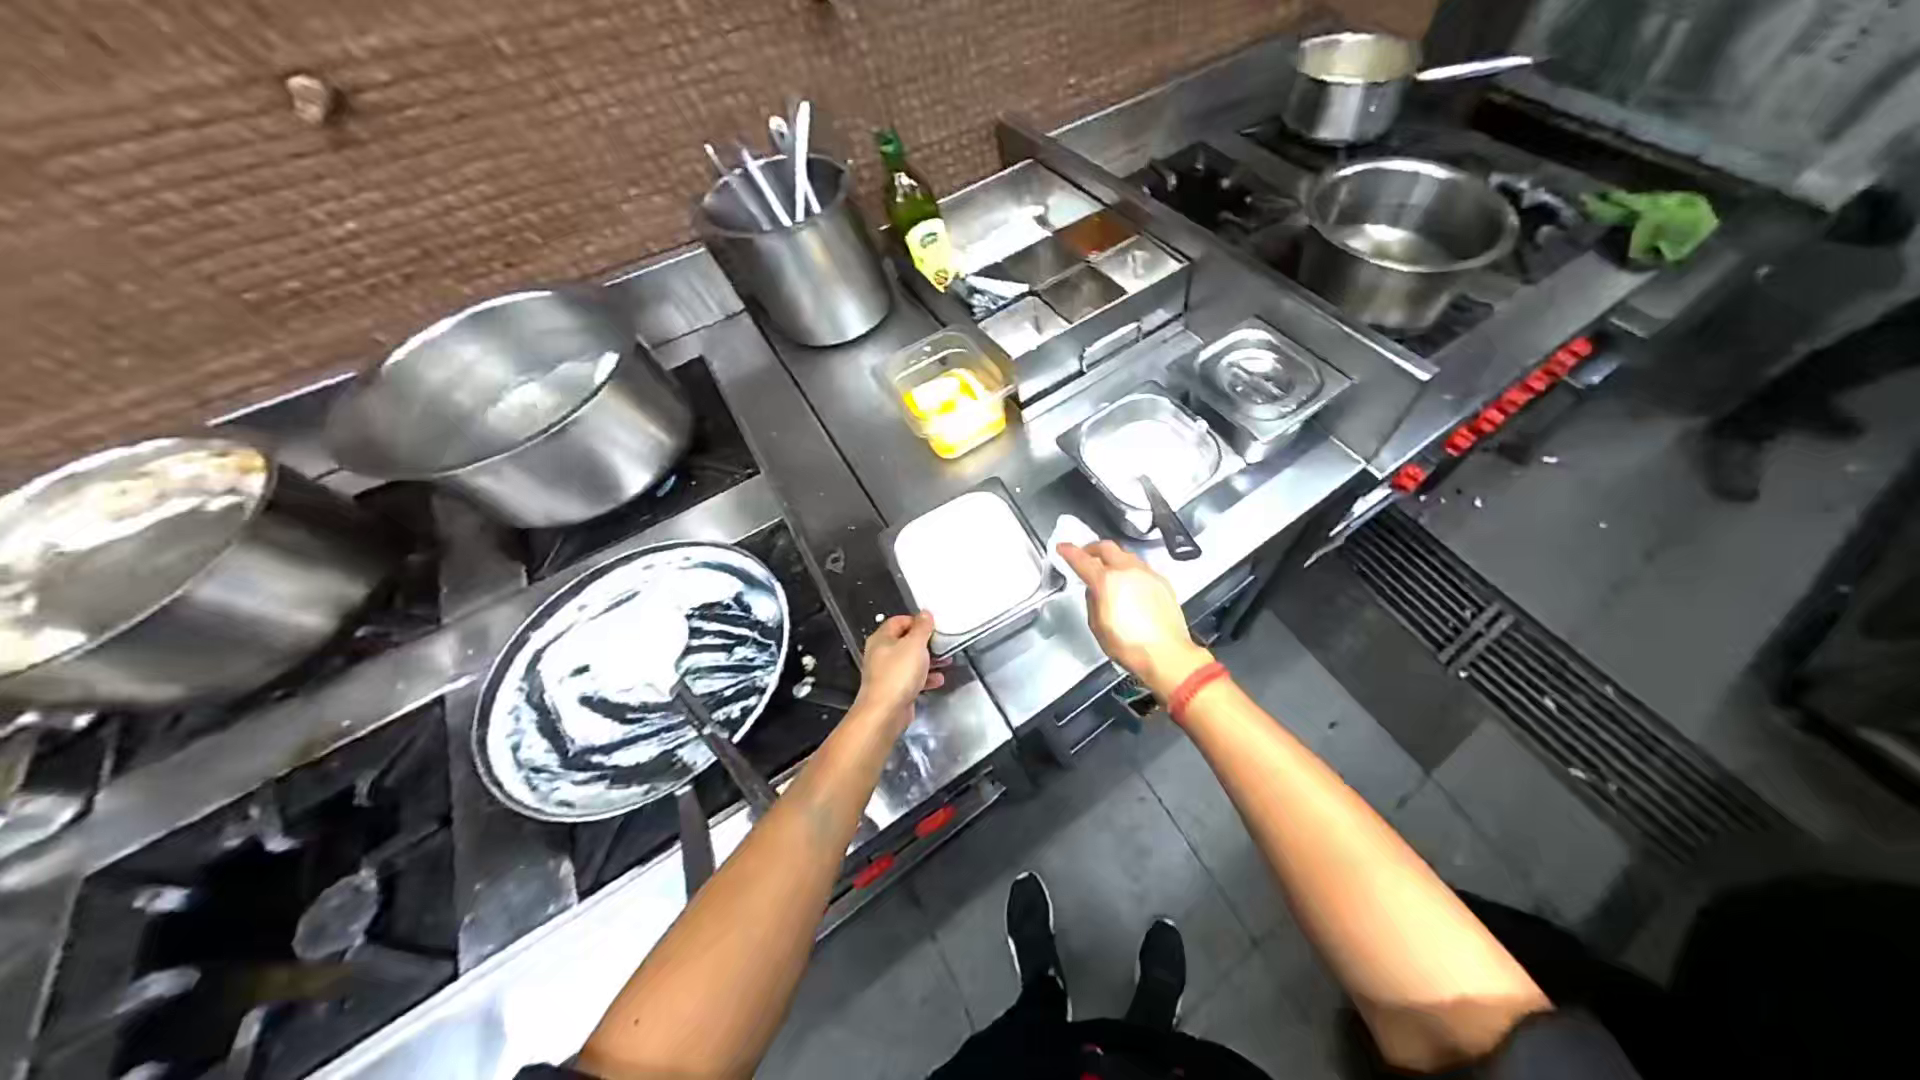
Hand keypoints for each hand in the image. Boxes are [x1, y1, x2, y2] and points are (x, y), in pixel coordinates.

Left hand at [854, 612, 945, 723]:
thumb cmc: (898, 674)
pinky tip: (938, 679)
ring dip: (928, 660)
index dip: (917, 621)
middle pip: (905, 641)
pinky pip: (911, 679)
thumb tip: (925, 613)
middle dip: (925, 642)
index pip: (899, 621)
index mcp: (882, 638)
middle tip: (942, 643)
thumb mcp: (914, 645)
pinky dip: (925, 678)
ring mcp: (886, 673)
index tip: (934, 626)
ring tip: (946, 661)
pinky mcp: (893, 690)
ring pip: (910, 661)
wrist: (885, 712)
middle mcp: (881, 653)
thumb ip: (922, 628)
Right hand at [1056, 541, 1213, 699]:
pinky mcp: (1162, 582)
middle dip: (1092, 549)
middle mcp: (1128, 572)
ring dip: (1113, 557)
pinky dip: (1131, 569)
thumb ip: (1092, 602)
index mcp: (1107, 581)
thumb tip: (1094, 592)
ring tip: (1108, 568)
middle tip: (1085, 554)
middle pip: (1107, 547)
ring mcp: (1147, 575)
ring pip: (1126, 554)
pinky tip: (1129, 581)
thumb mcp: (1098, 626)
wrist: (1166, 654)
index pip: (1082, 559)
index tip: (1064, 548)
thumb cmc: (1132, 646)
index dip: (1069, 551)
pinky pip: (1142, 567)